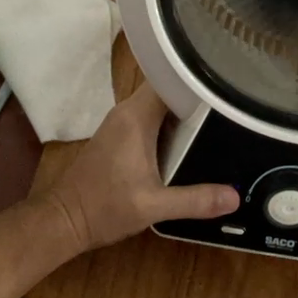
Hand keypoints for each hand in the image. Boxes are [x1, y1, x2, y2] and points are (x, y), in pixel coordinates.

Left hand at [44, 85, 238, 251]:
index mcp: (136, 117)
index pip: (169, 78)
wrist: (63, 220)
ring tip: (218, 115)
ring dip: (183, 110)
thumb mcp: (154, 205)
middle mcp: (127, 112)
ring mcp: (121, 123)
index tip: (225, 82)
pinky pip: (150, 118)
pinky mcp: (119, 136)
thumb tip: (234, 197)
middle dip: (195, 95)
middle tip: (229, 101)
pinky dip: (171, 124)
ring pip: (159, 104)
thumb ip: (195, 200)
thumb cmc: (105, 207)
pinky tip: (191, 138)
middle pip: (167, 89)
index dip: (197, 77)